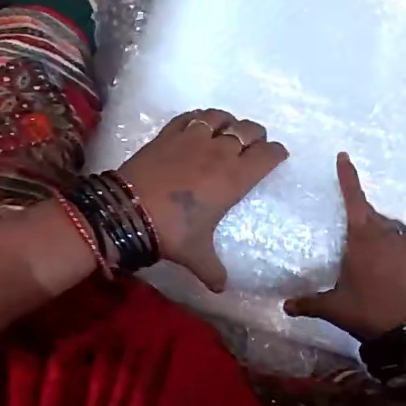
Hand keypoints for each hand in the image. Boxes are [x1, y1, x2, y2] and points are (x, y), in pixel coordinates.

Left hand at [117, 109, 288, 291]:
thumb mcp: (196, 255)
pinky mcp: (168, 134)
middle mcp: (219, 152)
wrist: (128, 211)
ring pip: (220, 117)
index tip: (277, 156)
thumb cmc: (171, 232)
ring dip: (229, 122)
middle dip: (256, 135)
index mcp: (234, 178)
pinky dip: (199, 118)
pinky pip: (190, 116)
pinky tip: (198, 125)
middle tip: (254, 144)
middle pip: (249, 130)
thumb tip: (221, 288)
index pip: (267, 155)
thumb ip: (212, 270)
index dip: (276, 153)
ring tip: (227, 130)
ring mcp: (192, 139)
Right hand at [284, 153, 405, 340]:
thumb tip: (286, 306)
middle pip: (371, 215)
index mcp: (362, 238)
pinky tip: (388, 263)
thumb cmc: (370, 311)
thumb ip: (309, 304)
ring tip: (369, 249)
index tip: (344, 156)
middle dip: (361, 216)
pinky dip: (394, 246)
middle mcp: (387, 235)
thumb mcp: (335, 308)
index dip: (348, 177)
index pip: (354, 199)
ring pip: (390, 228)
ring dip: (379, 231)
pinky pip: (404, 243)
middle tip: (349, 230)